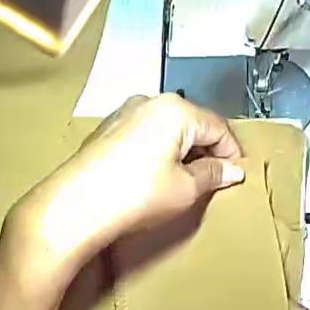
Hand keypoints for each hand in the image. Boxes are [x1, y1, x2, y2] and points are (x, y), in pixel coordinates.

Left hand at [4, 95, 243, 278]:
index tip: (235, 177)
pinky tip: (150, 179)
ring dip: (178, 153)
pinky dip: (154, 153)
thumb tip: (232, 171)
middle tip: (210, 182)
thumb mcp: (184, 189)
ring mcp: (121, 115)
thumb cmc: (134, 195)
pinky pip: (141, 137)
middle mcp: (148, 102)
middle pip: (191, 124)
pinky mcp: (103, 132)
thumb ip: (212, 175)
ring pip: (164, 130)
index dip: (232, 153)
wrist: (74, 207)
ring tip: (180, 184)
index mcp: (175, 109)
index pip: (218, 127)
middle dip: (204, 151)